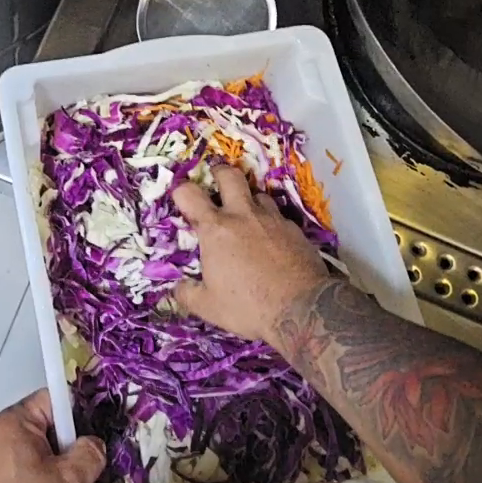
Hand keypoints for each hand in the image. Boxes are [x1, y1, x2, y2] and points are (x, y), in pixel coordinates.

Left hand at [0, 389, 104, 482]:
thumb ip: (88, 455)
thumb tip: (94, 443)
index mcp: (13, 422)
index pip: (53, 399)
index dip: (79, 415)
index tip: (95, 439)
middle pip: (42, 427)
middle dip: (65, 449)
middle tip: (85, 475)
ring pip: (28, 453)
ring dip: (49, 470)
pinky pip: (13, 471)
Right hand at [172, 164, 342, 343]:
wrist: (303, 309)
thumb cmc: (249, 306)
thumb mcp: (209, 307)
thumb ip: (187, 294)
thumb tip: (178, 288)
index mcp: (215, 229)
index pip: (189, 194)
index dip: (181, 192)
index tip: (181, 199)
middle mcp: (243, 215)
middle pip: (230, 176)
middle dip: (219, 173)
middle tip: (216, 183)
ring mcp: (272, 219)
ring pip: (258, 194)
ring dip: (248, 200)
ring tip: (246, 216)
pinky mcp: (295, 229)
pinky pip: (278, 216)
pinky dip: (270, 223)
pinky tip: (271, 240)